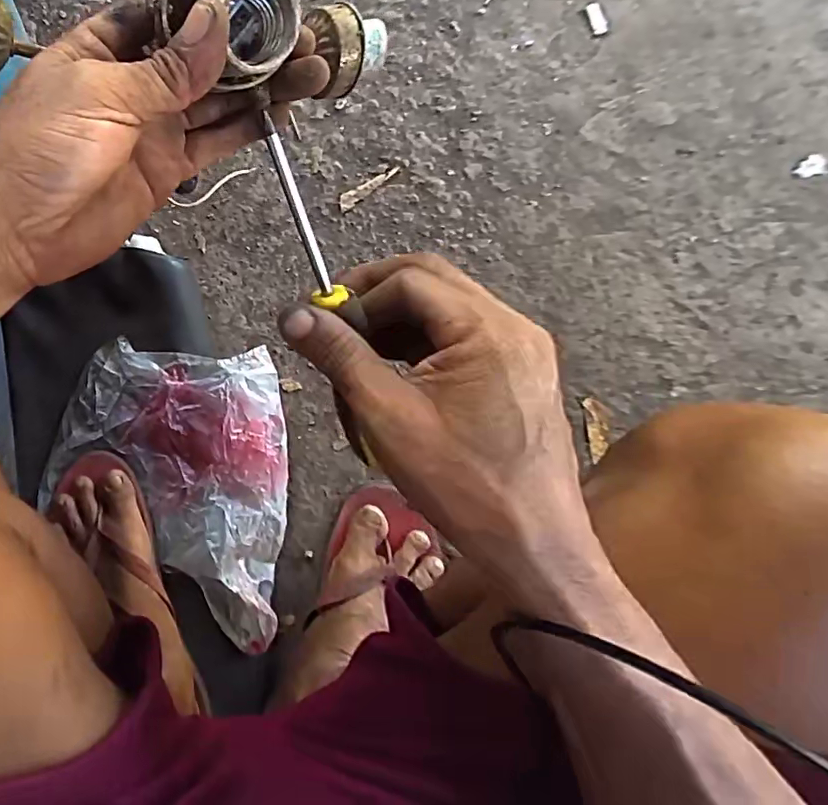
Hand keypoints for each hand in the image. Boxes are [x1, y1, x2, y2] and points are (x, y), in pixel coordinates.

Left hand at [0, 0, 328, 291]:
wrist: (14, 235)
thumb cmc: (38, 152)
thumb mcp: (99, 96)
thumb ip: (164, 67)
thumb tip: (217, 21)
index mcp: (102, 46)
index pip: (159, 3)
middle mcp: (132, 80)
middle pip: (199, 49)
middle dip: (247, 36)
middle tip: (299, 24)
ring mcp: (152, 124)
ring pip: (217, 94)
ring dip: (260, 78)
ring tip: (309, 60)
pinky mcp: (166, 166)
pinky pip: (215, 139)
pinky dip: (249, 125)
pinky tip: (284, 108)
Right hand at [276, 254, 594, 595]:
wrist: (534, 547)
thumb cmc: (461, 483)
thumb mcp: (386, 413)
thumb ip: (339, 354)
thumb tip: (293, 315)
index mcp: (488, 330)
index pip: (408, 279)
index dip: (356, 295)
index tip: (321, 326)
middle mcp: (512, 327)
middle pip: (428, 280)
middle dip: (372, 299)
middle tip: (334, 328)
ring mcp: (520, 349)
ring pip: (440, 306)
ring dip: (392, 322)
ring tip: (357, 357)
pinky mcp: (517, 371)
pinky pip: (457, 334)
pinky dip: (416, 343)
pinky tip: (391, 374)